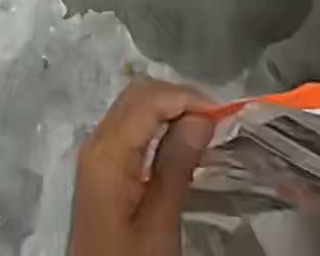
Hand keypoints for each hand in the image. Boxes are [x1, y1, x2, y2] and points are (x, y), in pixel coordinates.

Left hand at [70, 78, 217, 255]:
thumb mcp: (160, 224)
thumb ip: (177, 166)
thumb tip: (201, 117)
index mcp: (107, 151)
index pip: (146, 100)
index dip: (184, 96)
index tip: (223, 112)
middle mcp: (96, 139)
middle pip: (136, 95)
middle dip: (177, 96)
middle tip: (218, 118)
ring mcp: (96, 149)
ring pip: (132, 105)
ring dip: (168, 106)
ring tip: (206, 125)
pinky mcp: (102, 162)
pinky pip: (129, 124)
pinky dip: (157, 121)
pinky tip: (181, 137)